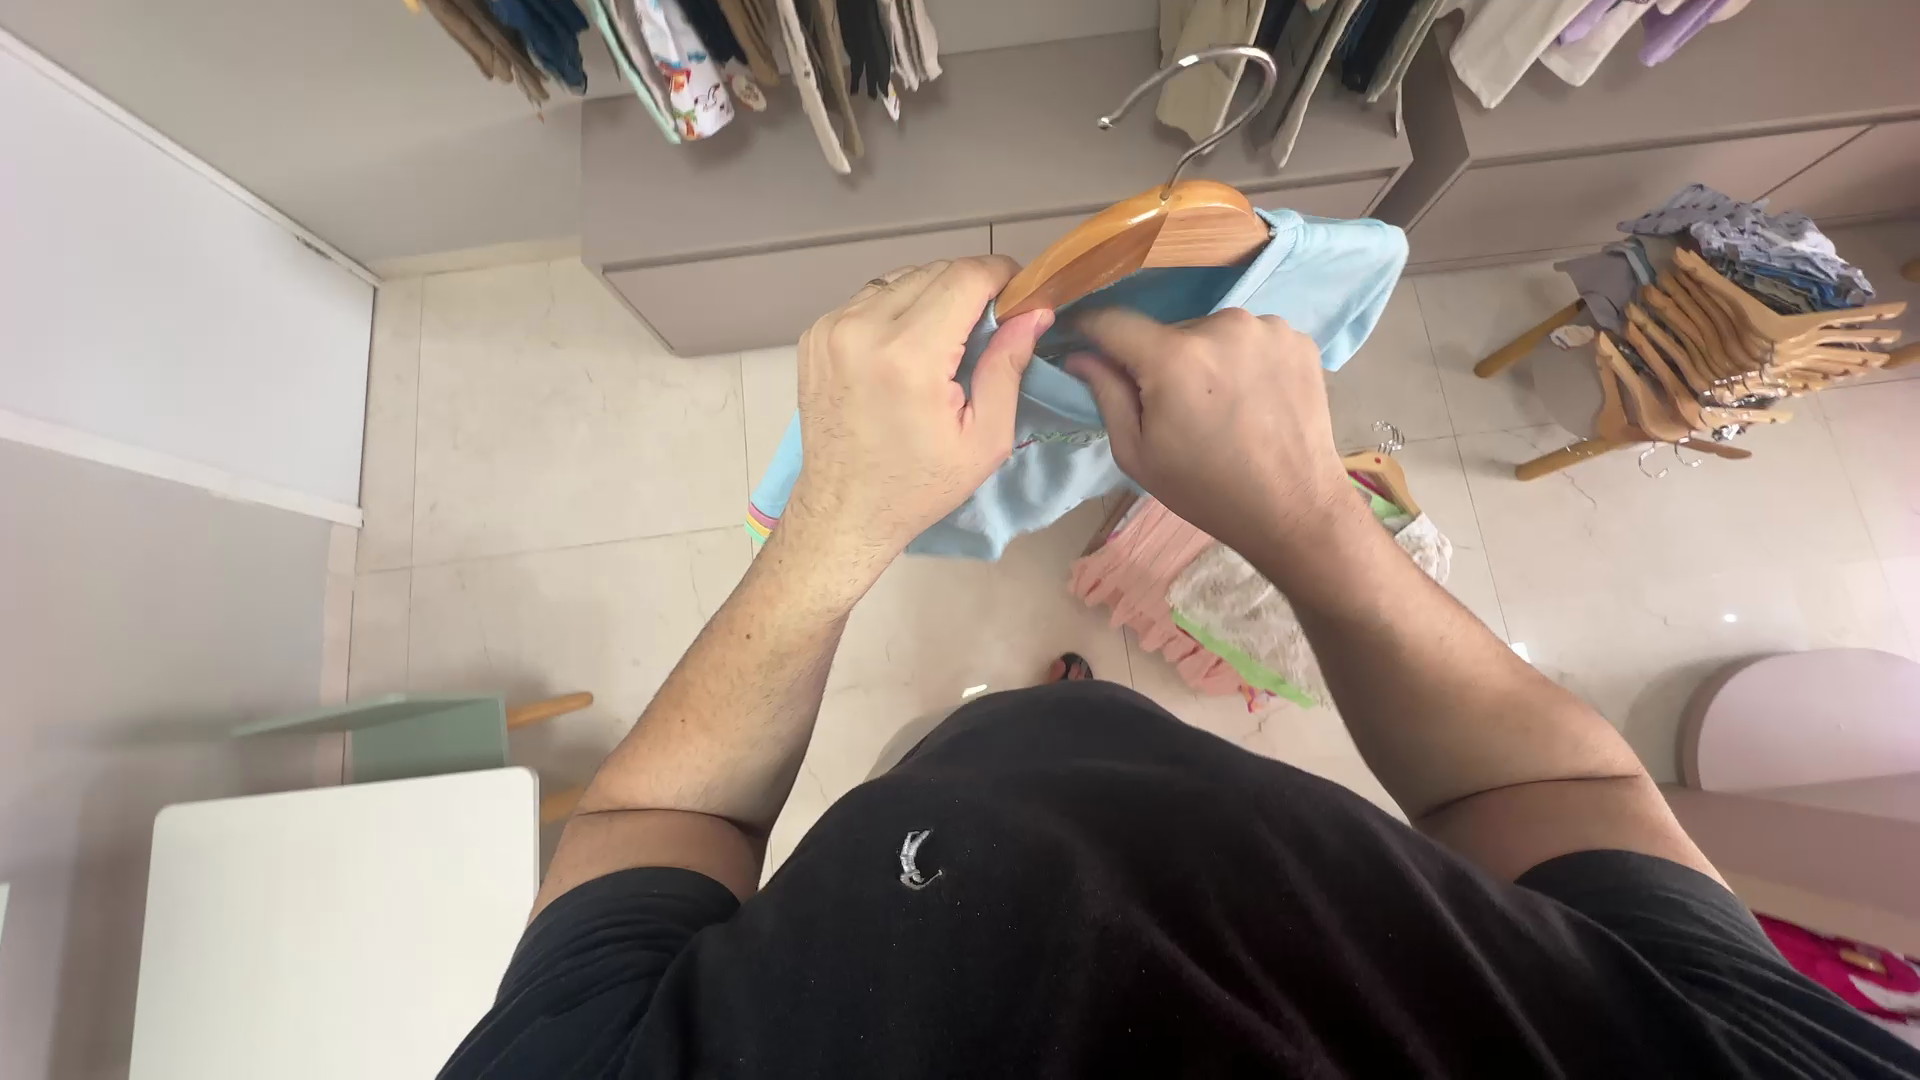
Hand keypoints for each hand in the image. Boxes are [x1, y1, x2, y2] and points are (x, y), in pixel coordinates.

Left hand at [782, 257, 1052, 573]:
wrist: (845, 510)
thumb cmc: (920, 485)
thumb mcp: (984, 440)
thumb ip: (1008, 368)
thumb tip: (1035, 311)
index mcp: (908, 356)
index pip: (965, 276)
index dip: (1001, 276)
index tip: (1018, 296)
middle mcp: (862, 328)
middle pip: (934, 271)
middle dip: (970, 289)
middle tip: (986, 329)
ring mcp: (831, 328)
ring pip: (902, 278)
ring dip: (933, 297)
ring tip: (945, 342)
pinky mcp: (815, 334)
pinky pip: (871, 298)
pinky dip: (897, 310)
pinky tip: (906, 349)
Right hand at [1067, 308, 1358, 559]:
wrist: (1292, 508)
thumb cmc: (1204, 489)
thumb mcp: (1137, 453)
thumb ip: (1106, 395)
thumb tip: (1079, 355)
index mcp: (1174, 359)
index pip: (1114, 321)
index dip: (1089, 328)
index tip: (1079, 337)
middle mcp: (1221, 326)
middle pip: (1167, 331)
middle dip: (1158, 360)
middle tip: (1171, 405)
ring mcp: (1266, 328)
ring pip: (1210, 333)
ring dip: (1202, 359)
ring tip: (1218, 405)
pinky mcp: (1298, 338)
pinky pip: (1249, 339)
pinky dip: (1240, 361)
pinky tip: (1250, 399)